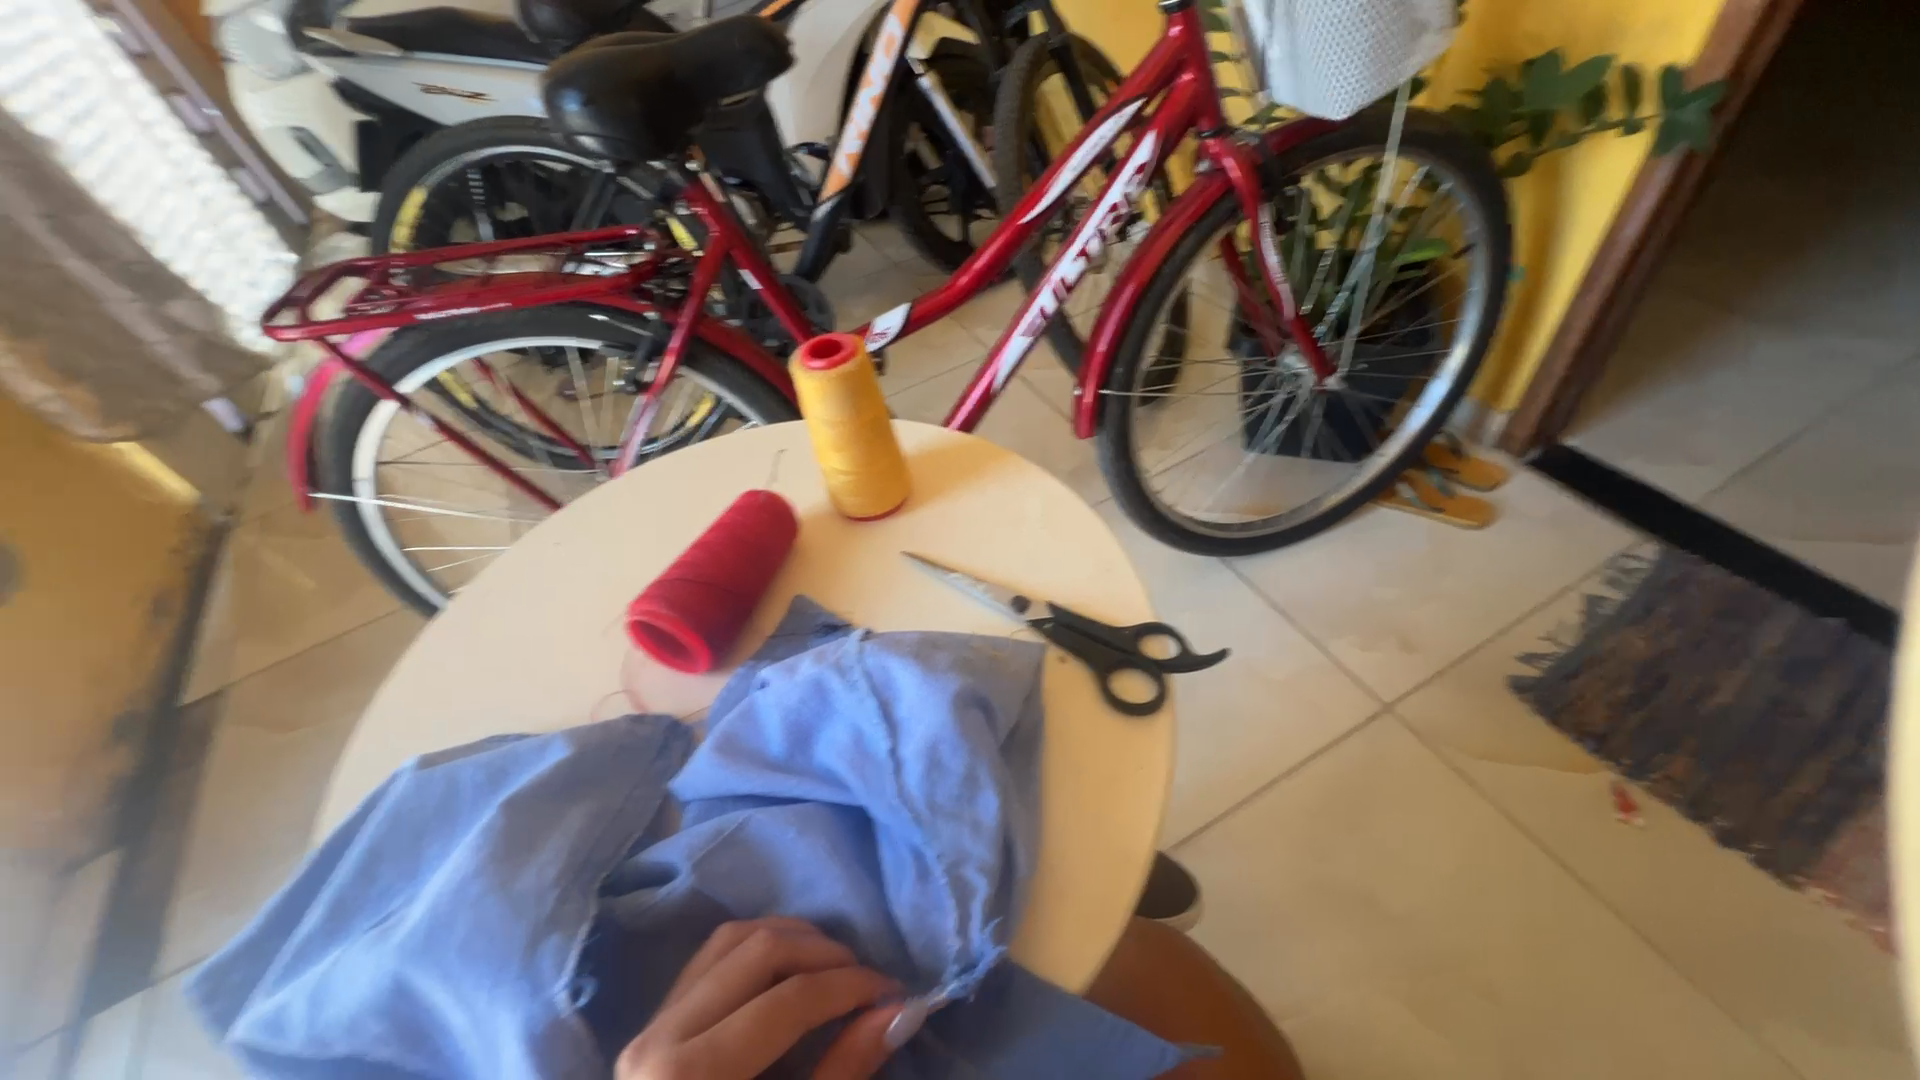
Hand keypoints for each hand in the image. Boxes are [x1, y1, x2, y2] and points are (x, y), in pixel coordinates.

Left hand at [615, 917, 911, 1079]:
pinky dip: (756, 948)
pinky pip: (708, 959)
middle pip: (761, 950)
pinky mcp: (649, 1026)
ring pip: (731, 939)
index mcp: (694, 1075)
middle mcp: (663, 1036)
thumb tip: (897, 1011)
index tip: (895, 993)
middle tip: (868, 980)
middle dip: (827, 954)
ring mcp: (650, 1026)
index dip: (852, 986)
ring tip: (834, 965)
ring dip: (791, 939)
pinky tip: (788, 968)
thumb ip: (842, 1072)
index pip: (790, 998)